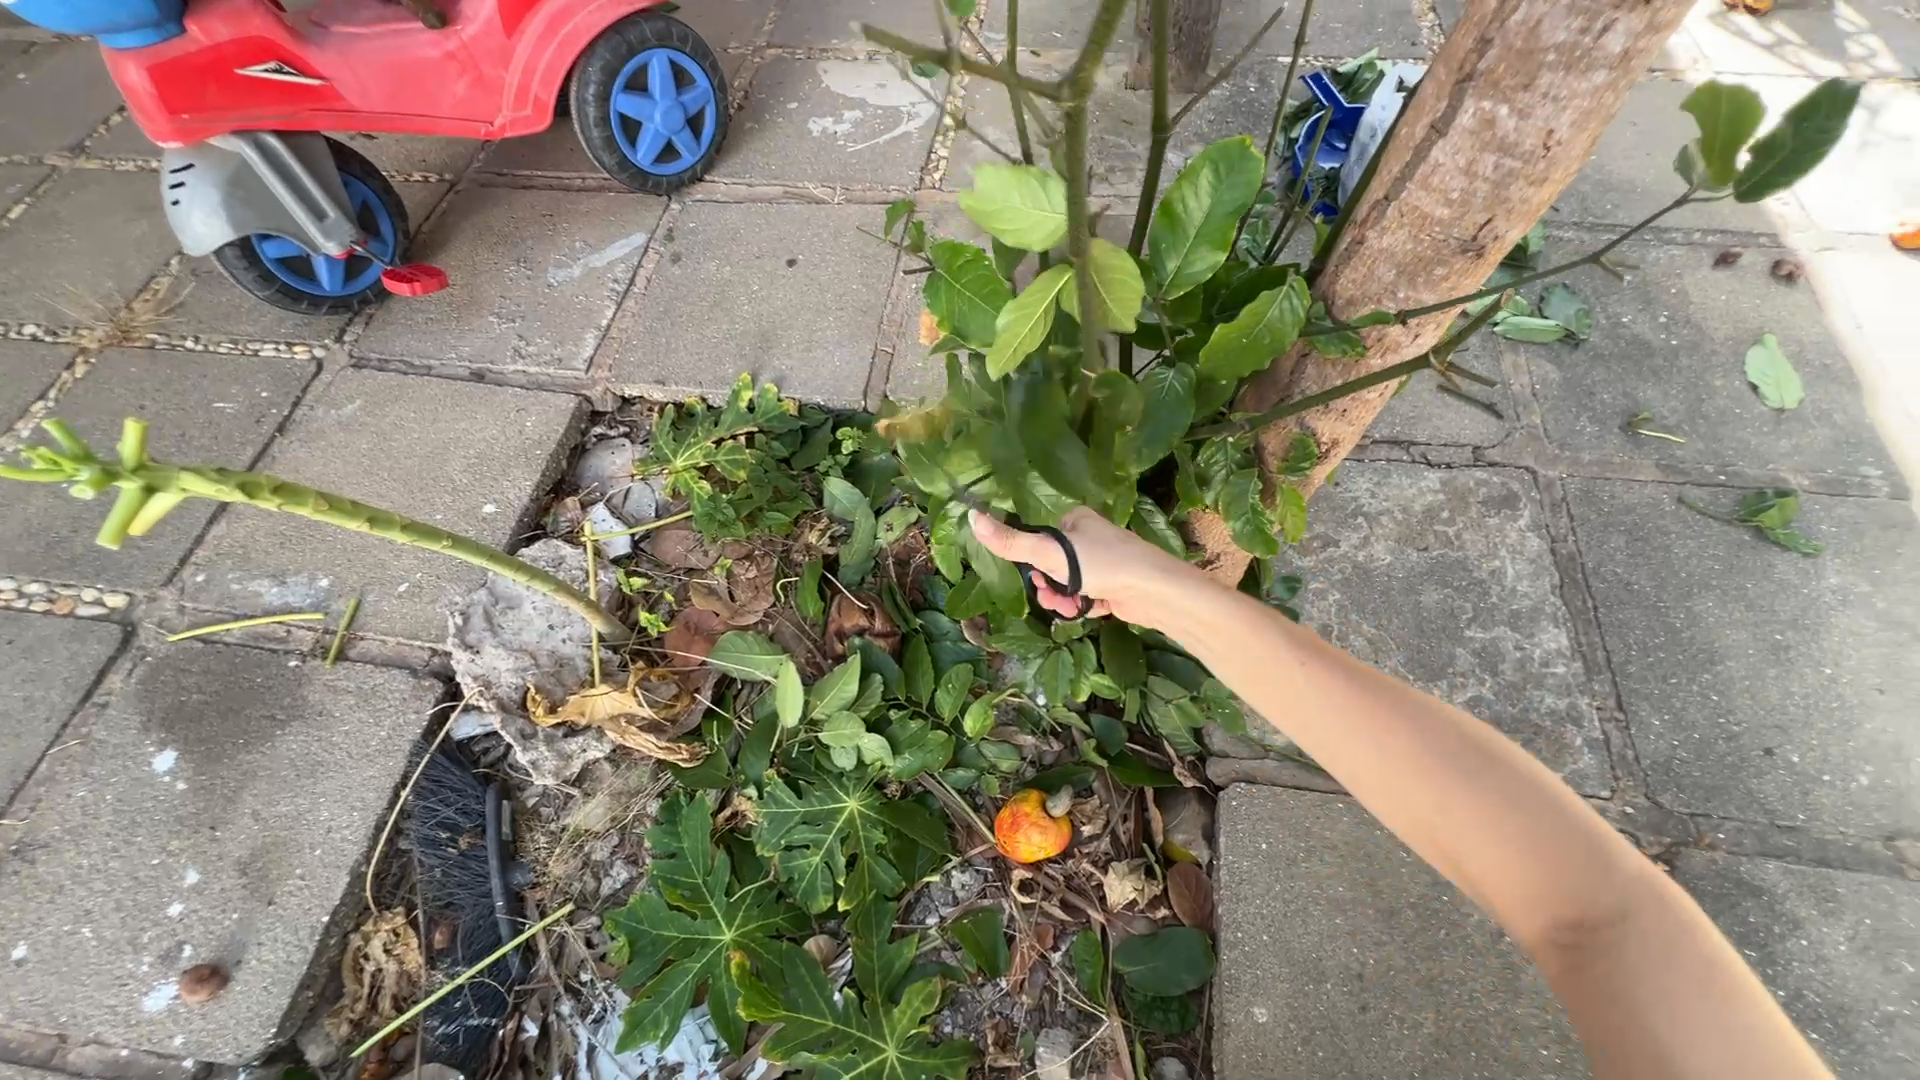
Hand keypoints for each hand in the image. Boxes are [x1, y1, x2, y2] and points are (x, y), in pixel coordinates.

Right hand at [967, 508, 1194, 629]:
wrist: (1154, 591)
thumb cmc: (1102, 564)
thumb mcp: (1050, 553)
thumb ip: (1010, 541)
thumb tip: (971, 518)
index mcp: (1075, 520)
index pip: (1040, 540)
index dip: (1032, 563)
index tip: (1035, 579)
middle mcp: (1090, 537)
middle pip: (1053, 565)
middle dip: (1049, 587)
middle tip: (1052, 599)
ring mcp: (1105, 561)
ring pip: (1070, 584)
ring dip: (1064, 600)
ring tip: (1070, 608)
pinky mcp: (1116, 585)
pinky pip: (1088, 596)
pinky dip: (1085, 605)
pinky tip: (1092, 611)